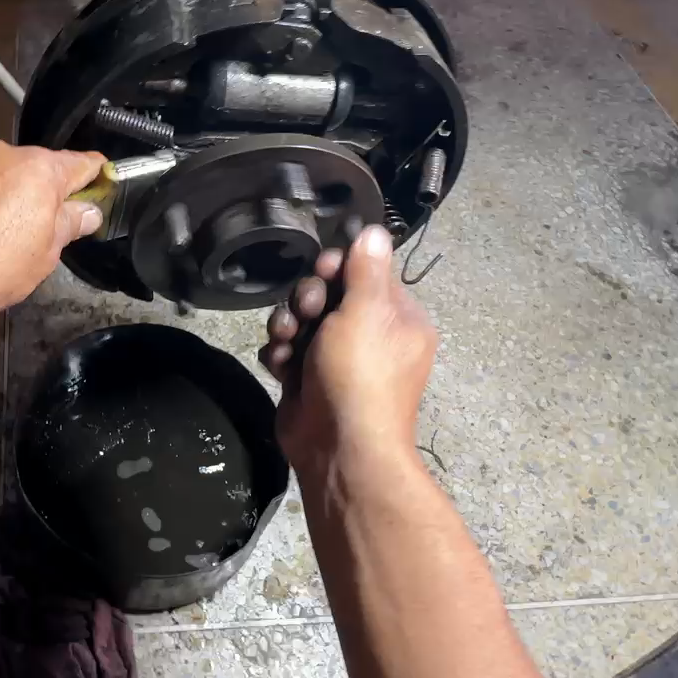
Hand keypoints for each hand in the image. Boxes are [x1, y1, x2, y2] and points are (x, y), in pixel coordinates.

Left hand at [0, 140, 105, 325]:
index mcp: (38, 169)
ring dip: (0, 196)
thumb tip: (87, 211)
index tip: (100, 189)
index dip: (95, 178)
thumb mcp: (44, 256)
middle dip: (40, 193)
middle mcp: (0, 154)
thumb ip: (69, 225)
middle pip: (34, 169)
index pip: (81, 164)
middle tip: (37, 231)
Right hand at [258, 225, 437, 485]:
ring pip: (300, 321)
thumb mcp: (366, 312)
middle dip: (306, 301)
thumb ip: (366, 268)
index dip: (338, 269)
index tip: (324, 273)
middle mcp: (369, 336)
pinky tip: (282, 371)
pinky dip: (281, 358)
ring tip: (289, 347)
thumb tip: (375, 229)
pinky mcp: (307, 380)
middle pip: (326, 294)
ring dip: (287, 329)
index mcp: (396, 318)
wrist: (338, 448)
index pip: (364, 272)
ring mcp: (335, 360)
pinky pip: (287, 352)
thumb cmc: (359, 375)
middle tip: (305, 315)